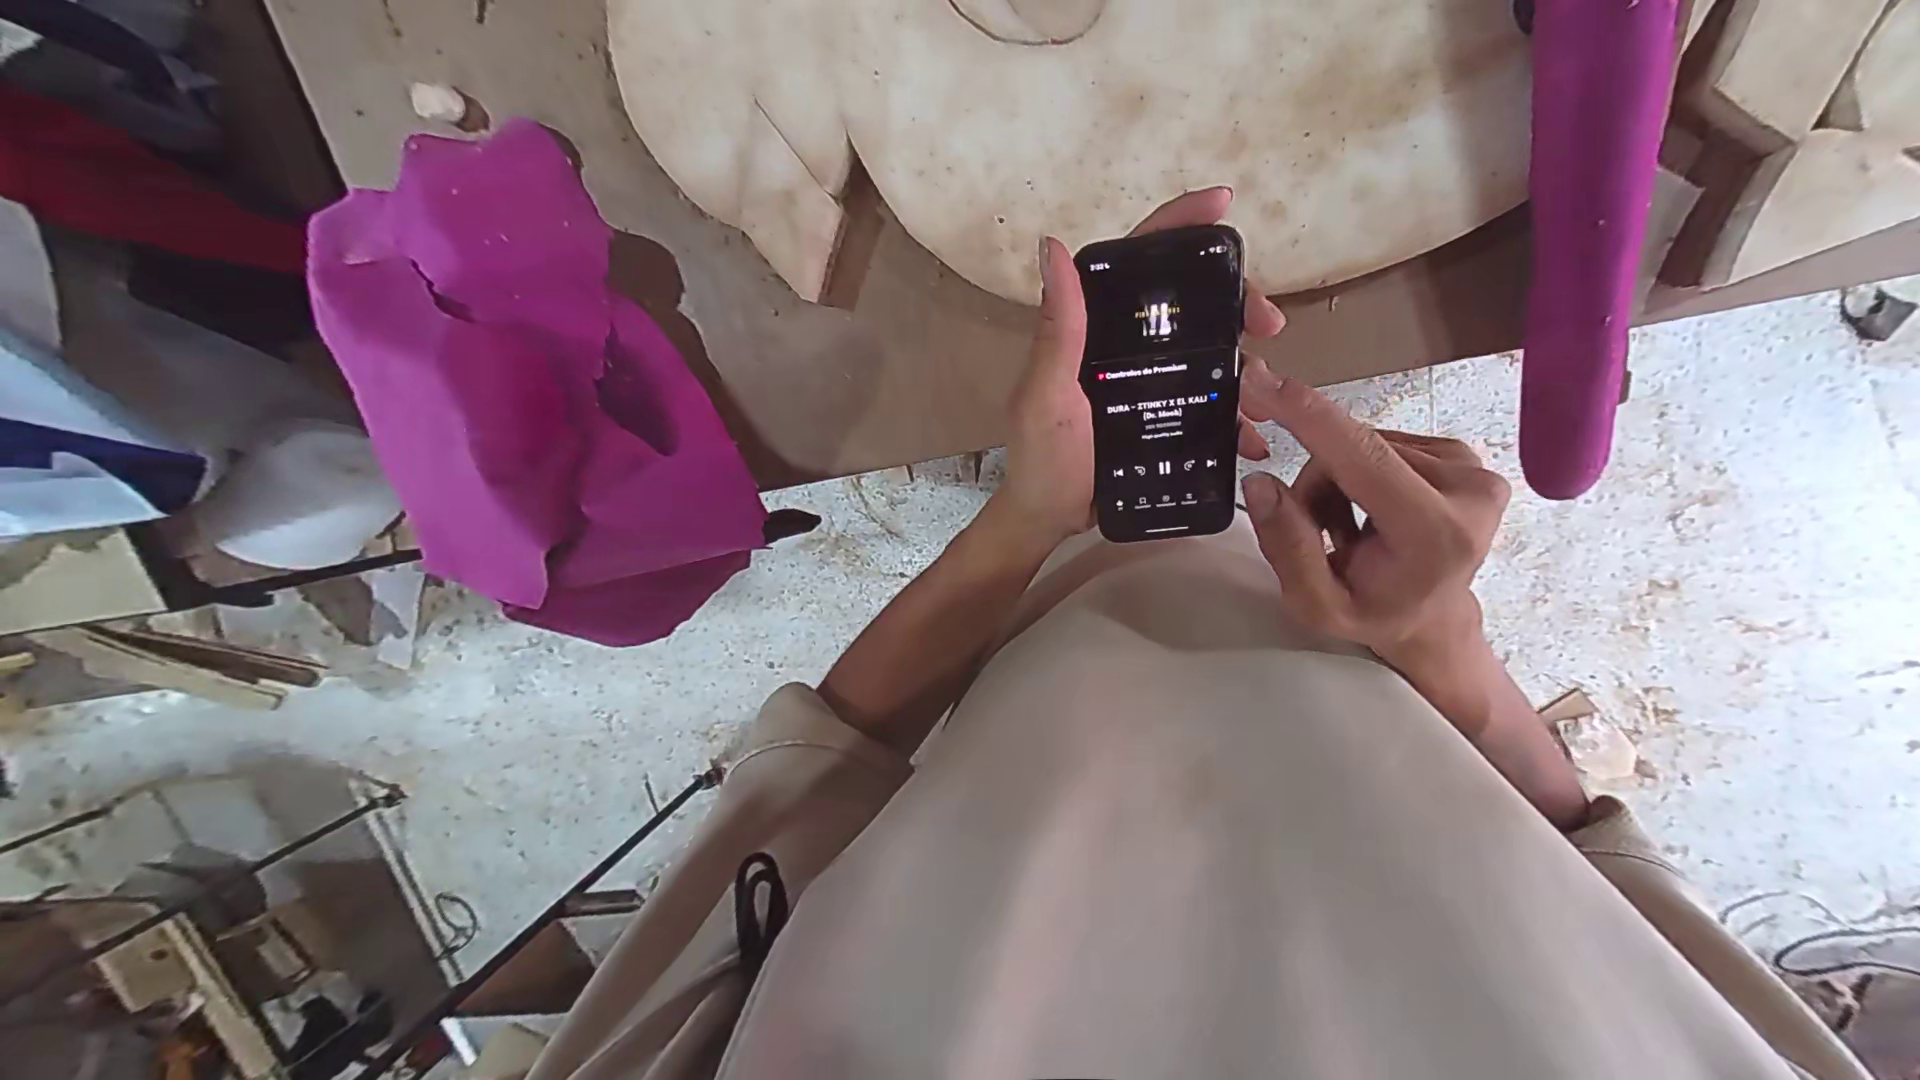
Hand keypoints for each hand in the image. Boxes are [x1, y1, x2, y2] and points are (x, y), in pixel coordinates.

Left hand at [996, 187, 1287, 547]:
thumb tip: (1051, 246)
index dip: (1175, 226)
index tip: (1223, 206)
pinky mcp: (1157, 415)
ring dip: (1243, 363)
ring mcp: (1142, 381)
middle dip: (1234, 303)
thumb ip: (1056, 330)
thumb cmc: (1043, 458)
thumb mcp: (1048, 393)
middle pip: (1186, 304)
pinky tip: (1251, 430)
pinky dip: (1231, 410)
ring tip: (1266, 391)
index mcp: (1091, 331)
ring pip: (1204, 352)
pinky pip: (1204, 401)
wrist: (1051, 516)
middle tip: (1267, 326)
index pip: (1133, 264)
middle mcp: (1120, 347)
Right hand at [1240, 380, 1587, 827]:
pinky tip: (1367, 510)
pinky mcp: (1460, 453)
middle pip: (1348, 452)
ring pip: (1359, 445)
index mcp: (1436, 534)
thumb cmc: (1371, 616)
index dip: (1308, 415)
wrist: (1432, 619)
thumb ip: (1285, 546)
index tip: (1261, 379)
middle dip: (1314, 485)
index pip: (1362, 458)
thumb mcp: (1313, 603)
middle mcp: (1469, 488)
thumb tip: (1259, 481)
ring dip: (1333, 482)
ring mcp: (1471, 465)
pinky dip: (1355, 473)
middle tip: (1319, 535)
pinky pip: (1377, 443)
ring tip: (1346, 529)